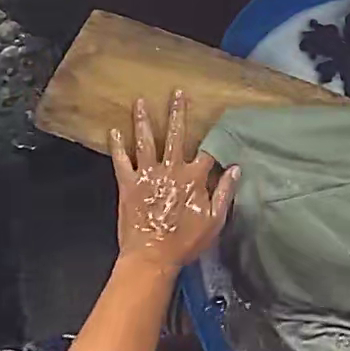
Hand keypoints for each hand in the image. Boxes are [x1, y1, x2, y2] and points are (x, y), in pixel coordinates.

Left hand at [109, 90, 238, 276]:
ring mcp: (148, 174)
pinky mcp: (128, 184)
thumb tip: (236, 168)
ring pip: (146, 141)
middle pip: (175, 135)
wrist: (151, 258)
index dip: (215, 138)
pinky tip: (113, 131)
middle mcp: (171, 169)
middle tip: (177, 92)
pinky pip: (121, 161)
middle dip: (177, 112)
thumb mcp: (215, 221)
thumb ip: (225, 192)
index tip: (220, 124)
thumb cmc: (185, 242)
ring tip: (140, 101)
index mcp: (193, 177)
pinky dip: (117, 146)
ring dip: (143, 120)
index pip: (208, 151)